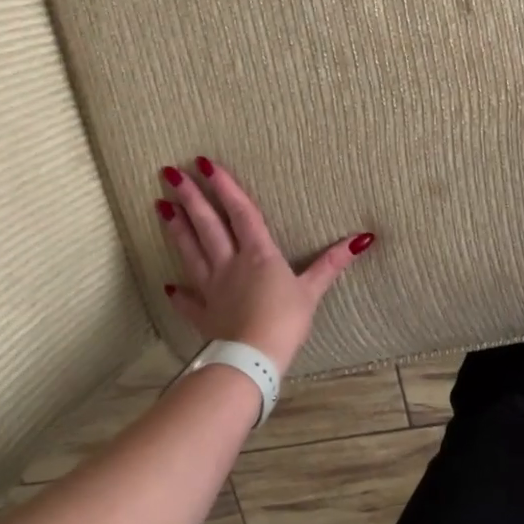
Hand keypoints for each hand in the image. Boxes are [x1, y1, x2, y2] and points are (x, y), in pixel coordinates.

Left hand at [155, 156, 373, 375]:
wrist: (250, 359)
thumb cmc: (285, 321)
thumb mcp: (313, 289)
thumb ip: (332, 263)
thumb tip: (364, 237)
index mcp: (258, 254)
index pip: (241, 212)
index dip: (225, 187)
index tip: (205, 164)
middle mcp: (230, 265)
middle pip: (208, 226)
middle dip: (190, 198)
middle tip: (170, 174)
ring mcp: (211, 289)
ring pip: (190, 252)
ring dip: (176, 229)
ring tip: (160, 206)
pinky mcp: (203, 314)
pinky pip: (186, 299)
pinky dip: (178, 291)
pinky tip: (168, 285)